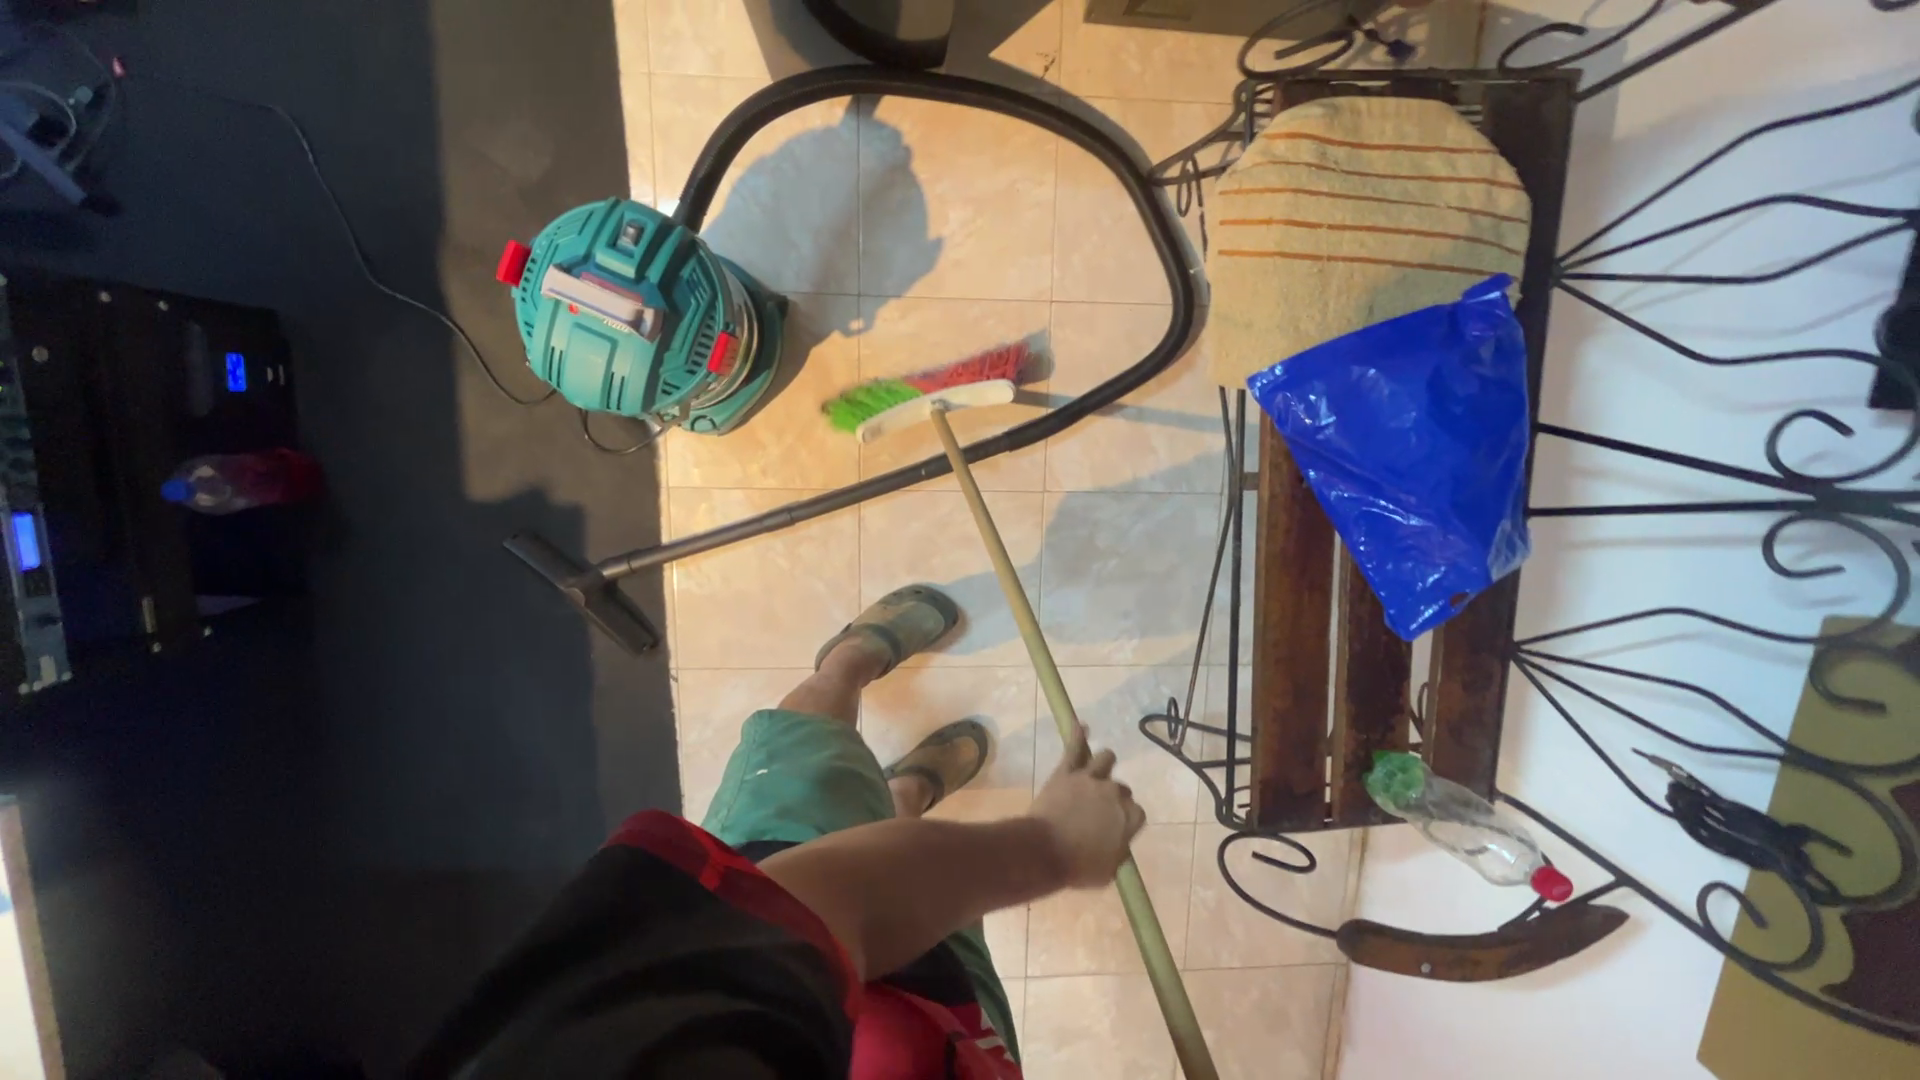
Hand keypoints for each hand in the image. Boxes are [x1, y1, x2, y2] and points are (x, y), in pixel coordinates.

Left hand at [1029, 723, 1146, 888]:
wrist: (1044, 851)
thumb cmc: (1077, 867)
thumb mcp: (1108, 872)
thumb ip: (1118, 852)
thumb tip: (1118, 845)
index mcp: (1129, 818)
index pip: (1137, 812)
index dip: (1126, 819)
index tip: (1116, 827)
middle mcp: (1115, 793)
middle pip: (1121, 788)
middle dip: (1113, 796)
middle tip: (1098, 809)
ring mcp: (1091, 779)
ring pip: (1106, 759)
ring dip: (1103, 764)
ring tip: (1097, 769)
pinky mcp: (1067, 771)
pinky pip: (1075, 748)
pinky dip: (1078, 734)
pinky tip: (1081, 725)